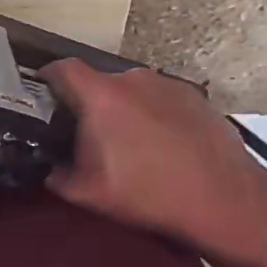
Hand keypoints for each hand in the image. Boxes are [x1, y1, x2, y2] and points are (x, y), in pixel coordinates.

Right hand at [40, 60, 266, 264]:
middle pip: (100, 83)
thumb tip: (52, 169)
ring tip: (134, 147)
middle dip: (91, 106)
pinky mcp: (195, 96)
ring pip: (134, 92)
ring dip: (126, 111)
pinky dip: (155, 116)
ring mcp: (169, 84)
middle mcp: (135, 79)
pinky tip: (164, 146)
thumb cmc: (149, 193)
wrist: (221, 197)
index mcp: (102, 96)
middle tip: (93, 138)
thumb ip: (58, 175)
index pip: (63, 68)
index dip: (48, 78)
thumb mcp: (89, 194)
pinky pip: (162, 100)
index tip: (44, 94)